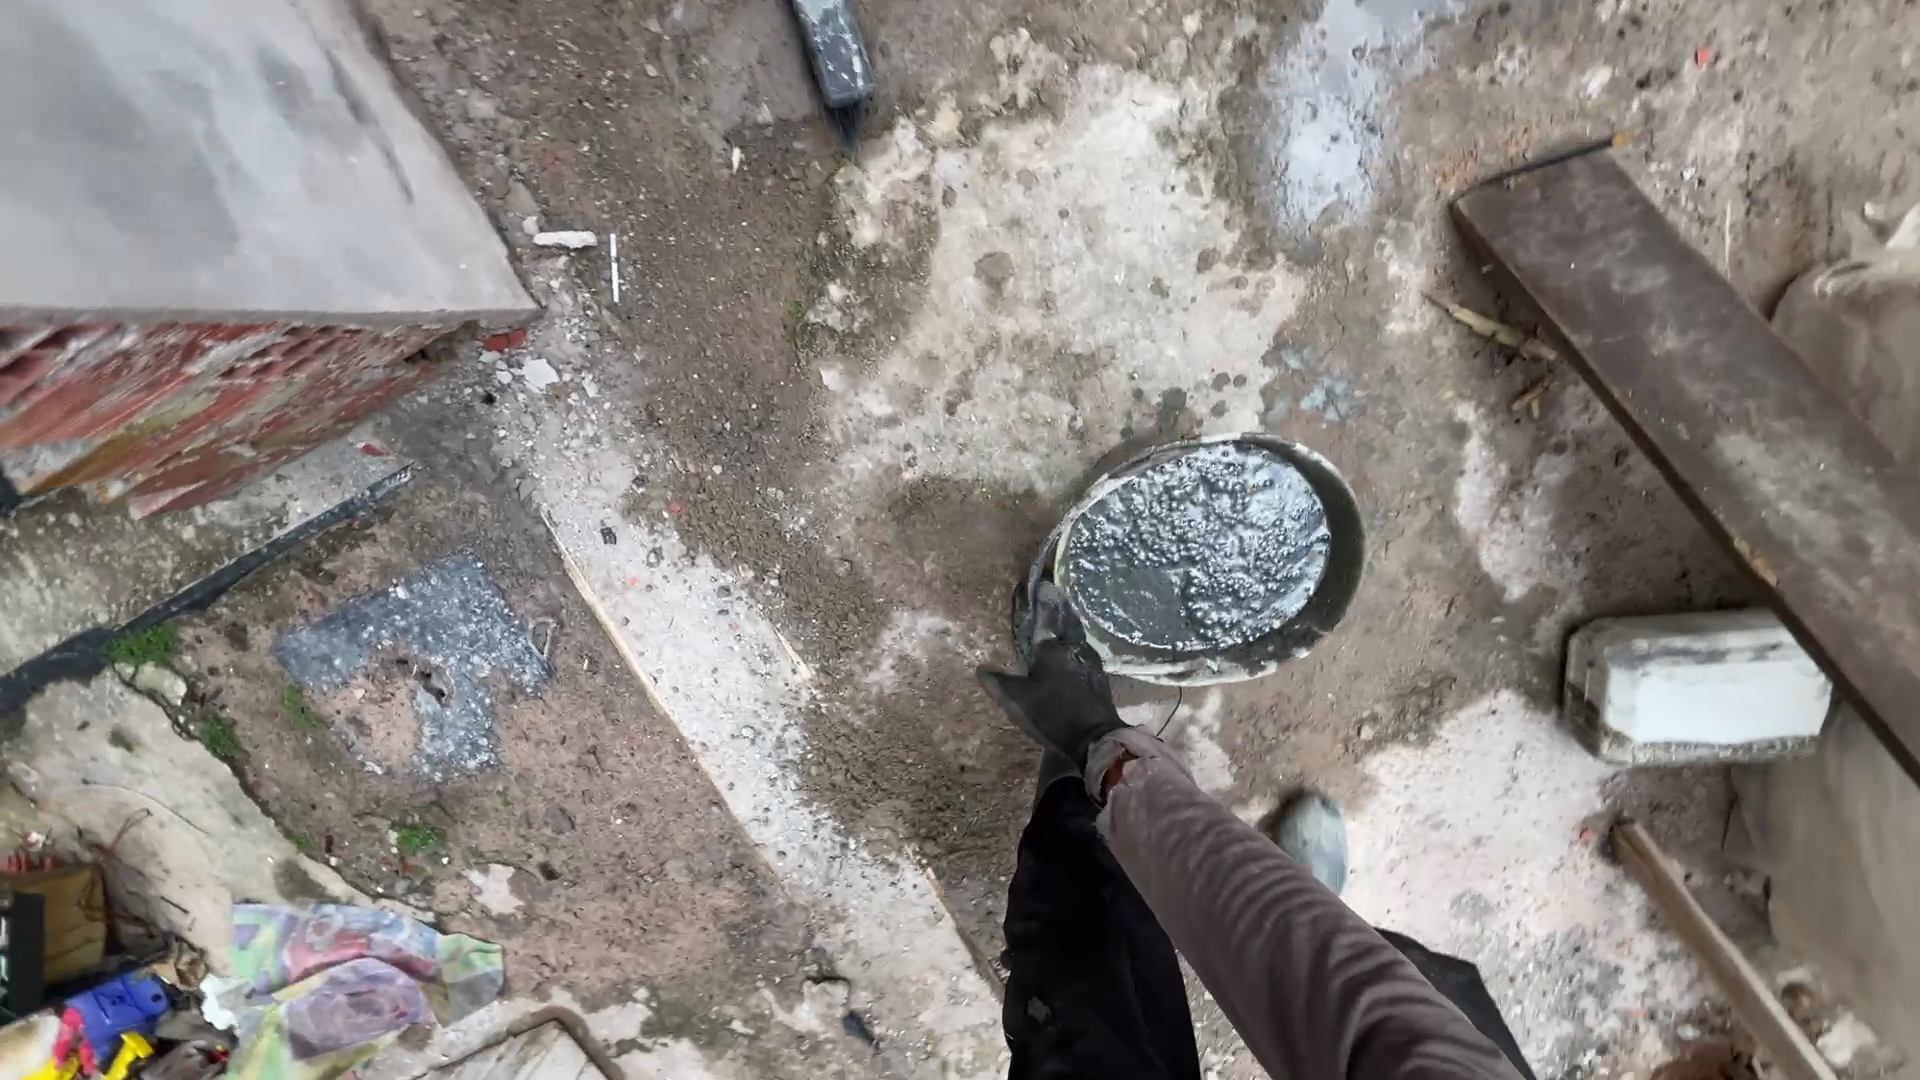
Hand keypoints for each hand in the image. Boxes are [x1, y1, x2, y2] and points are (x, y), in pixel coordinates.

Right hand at [978, 583, 1125, 770]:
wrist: (1096, 738)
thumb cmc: (1052, 713)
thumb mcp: (1017, 700)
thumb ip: (999, 682)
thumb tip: (981, 668)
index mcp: (1052, 649)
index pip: (1044, 619)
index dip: (1042, 601)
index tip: (1042, 583)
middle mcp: (1073, 650)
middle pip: (1068, 623)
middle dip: (1062, 607)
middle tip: (1059, 593)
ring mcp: (1091, 664)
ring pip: (1080, 637)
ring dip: (1074, 624)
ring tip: (1070, 616)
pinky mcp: (1100, 681)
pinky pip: (1087, 654)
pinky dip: (1081, 646)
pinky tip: (1081, 650)